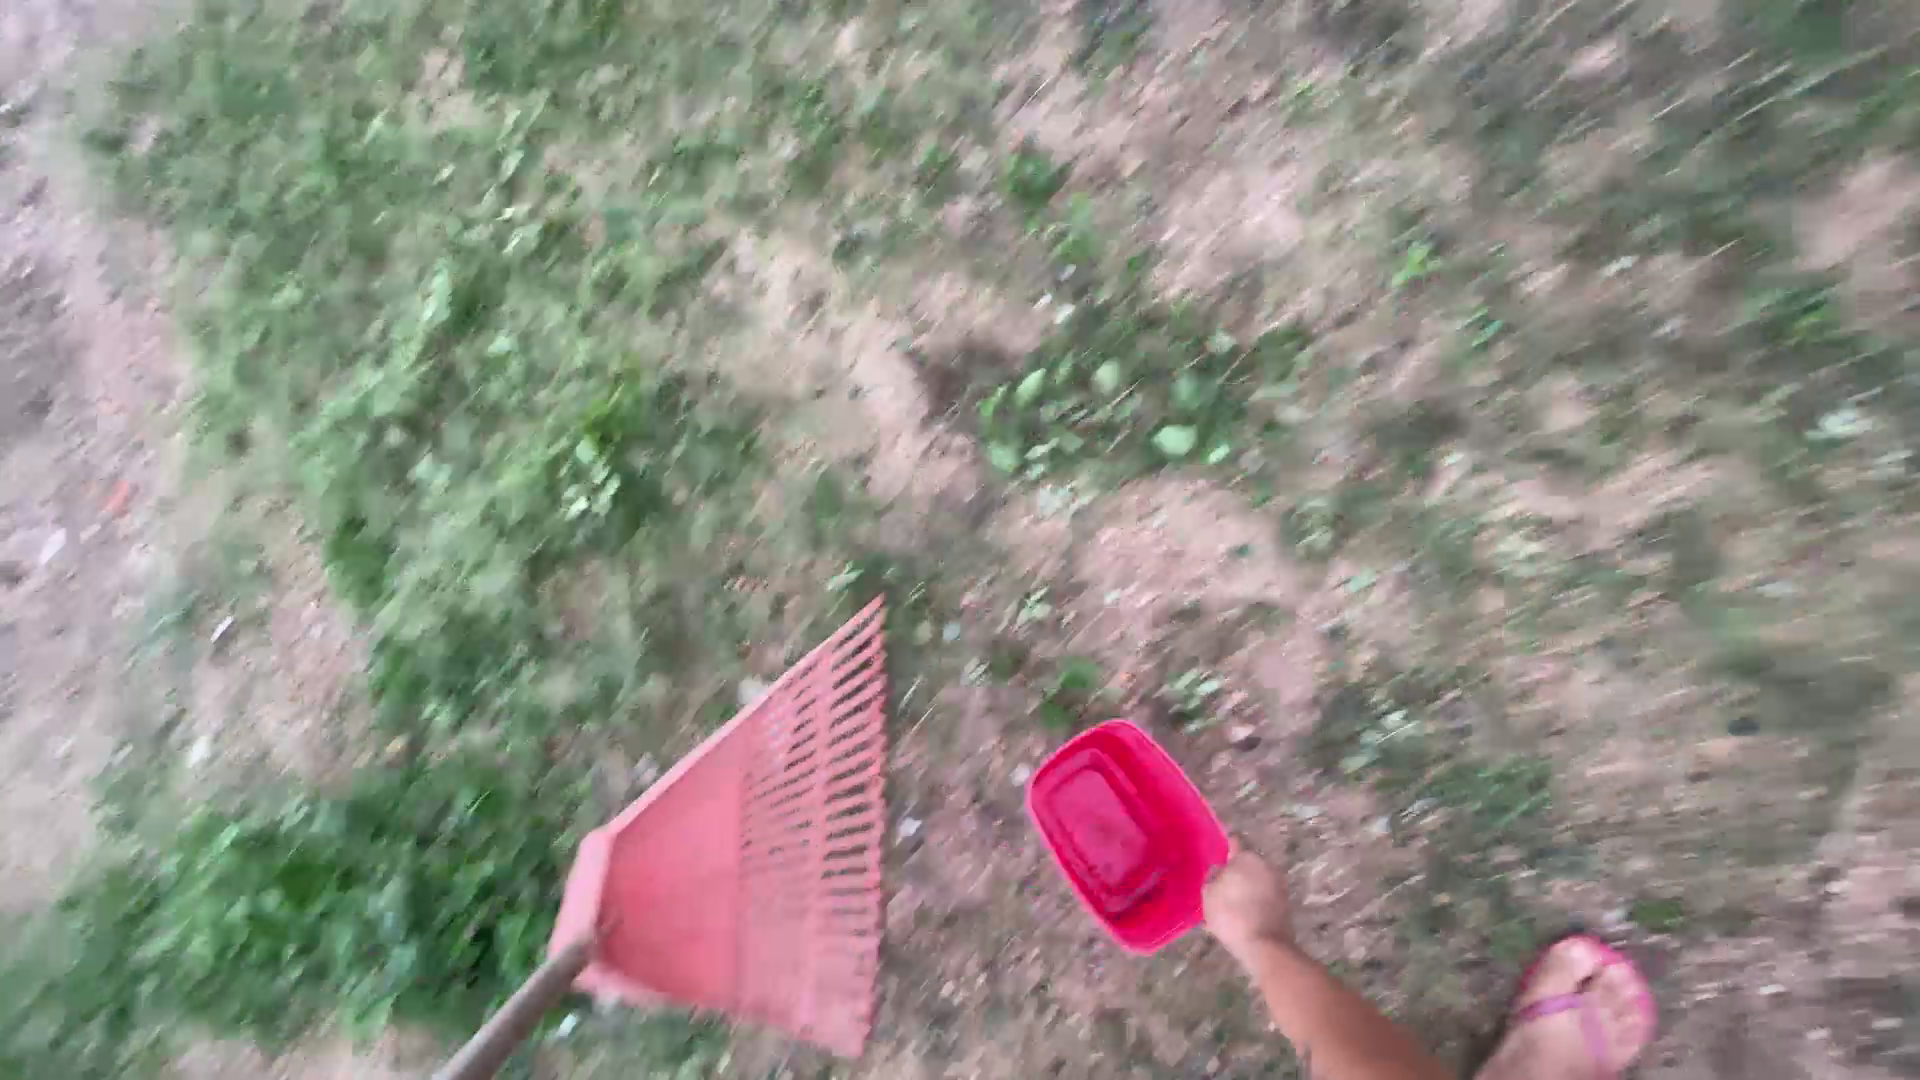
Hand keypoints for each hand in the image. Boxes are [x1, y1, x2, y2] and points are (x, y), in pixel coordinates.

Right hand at [1202, 843, 1293, 967]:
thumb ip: (1212, 877)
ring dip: (1247, 886)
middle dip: (1236, 870)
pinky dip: (1255, 900)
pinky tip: (1243, 914)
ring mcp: (1279, 886)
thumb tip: (1219, 871)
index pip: (1235, 841)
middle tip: (1221, 882)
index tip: (1216, 851)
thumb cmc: (1232, 915)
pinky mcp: (1285, 905)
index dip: (1224, 844)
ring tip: (1231, 901)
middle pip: (1247, 862)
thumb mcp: (1209, 894)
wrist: (1265, 948)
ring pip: (1257, 880)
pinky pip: (1265, 896)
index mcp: (1247, 857)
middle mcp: (1266, 866)